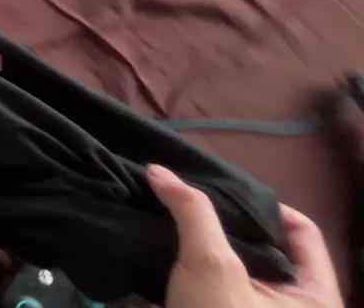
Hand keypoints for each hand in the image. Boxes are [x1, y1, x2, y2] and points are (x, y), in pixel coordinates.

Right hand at [149, 164, 340, 307]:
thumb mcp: (213, 267)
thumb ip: (193, 214)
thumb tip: (160, 170)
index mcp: (316, 297)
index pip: (301, 231)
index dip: (261, 202)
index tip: (214, 182)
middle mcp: (289, 300)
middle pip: (259, 240)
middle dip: (216, 213)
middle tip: (178, 187)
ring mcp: (249, 306)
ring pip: (225, 254)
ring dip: (192, 230)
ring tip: (157, 202)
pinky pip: (201, 271)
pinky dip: (178, 250)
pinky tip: (149, 232)